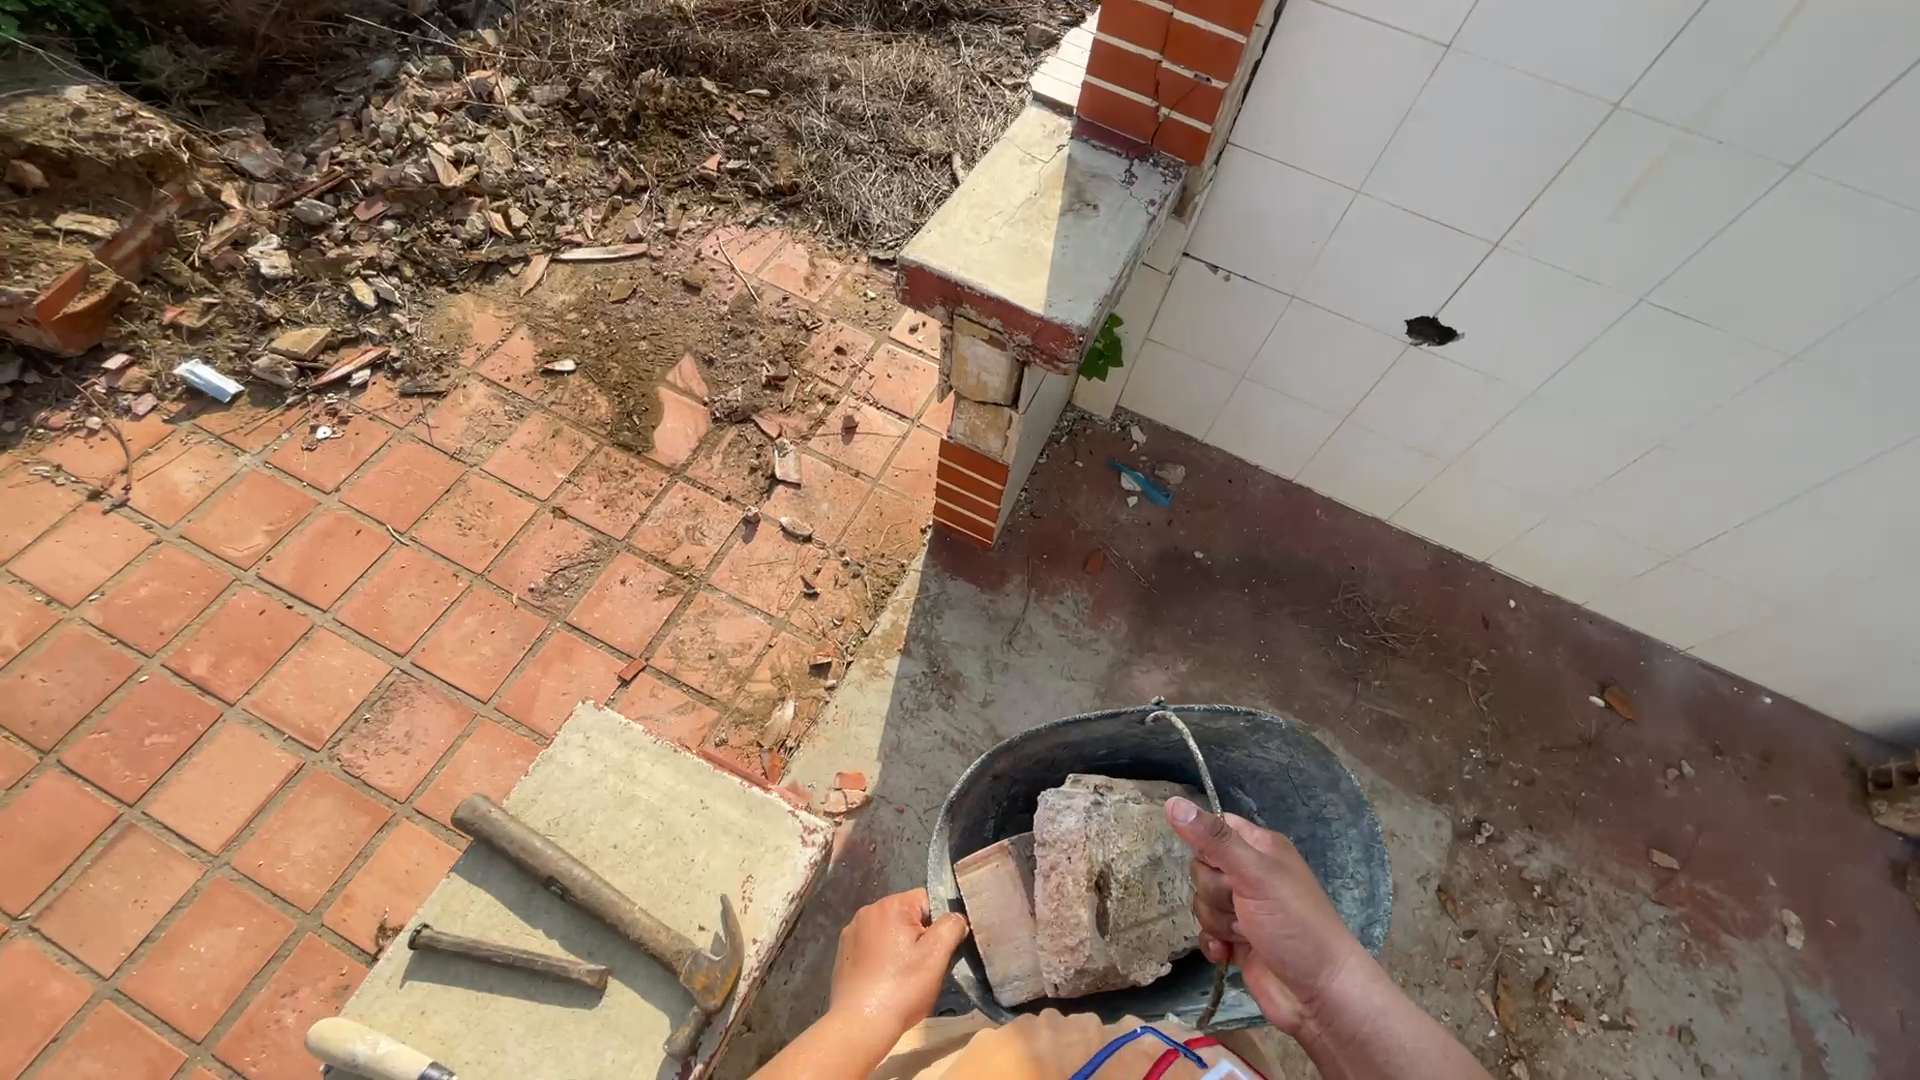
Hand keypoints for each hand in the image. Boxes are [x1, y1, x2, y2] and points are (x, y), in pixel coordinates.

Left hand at [829, 889, 969, 1037]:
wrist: (860, 1024)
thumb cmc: (901, 988)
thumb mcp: (936, 957)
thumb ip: (951, 927)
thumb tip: (956, 917)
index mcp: (891, 905)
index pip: (927, 900)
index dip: (938, 923)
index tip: (937, 950)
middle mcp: (869, 910)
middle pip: (907, 915)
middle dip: (918, 935)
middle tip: (921, 966)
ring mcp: (852, 930)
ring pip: (889, 930)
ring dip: (898, 945)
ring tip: (901, 976)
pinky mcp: (843, 951)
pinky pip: (871, 944)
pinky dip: (880, 956)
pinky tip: (882, 979)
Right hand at [1165, 797, 1367, 1034]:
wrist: (1321, 996)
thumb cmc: (1295, 925)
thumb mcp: (1255, 874)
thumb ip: (1213, 839)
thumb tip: (1172, 803)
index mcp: (1260, 848)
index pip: (1216, 826)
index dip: (1207, 843)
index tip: (1215, 862)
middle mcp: (1251, 874)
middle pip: (1202, 867)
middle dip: (1214, 890)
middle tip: (1239, 904)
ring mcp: (1243, 909)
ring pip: (1202, 899)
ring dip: (1216, 920)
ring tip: (1244, 934)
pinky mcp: (1236, 940)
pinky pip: (1205, 930)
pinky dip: (1213, 942)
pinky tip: (1227, 953)